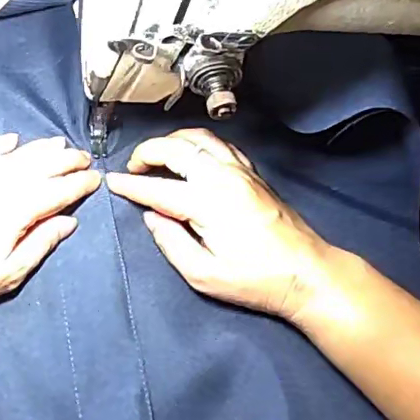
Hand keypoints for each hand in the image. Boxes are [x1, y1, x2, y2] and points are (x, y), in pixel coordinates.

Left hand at [0, 134, 100, 314]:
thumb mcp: (7, 273)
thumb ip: (41, 244)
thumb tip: (69, 221)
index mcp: (19, 207)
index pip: (60, 189)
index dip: (81, 183)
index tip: (96, 180)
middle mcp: (3, 182)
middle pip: (44, 164)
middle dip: (68, 160)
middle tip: (85, 159)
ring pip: (19, 153)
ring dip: (43, 147)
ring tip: (61, 144)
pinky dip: (4, 144)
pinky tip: (14, 140)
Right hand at [106, 128, 357, 326]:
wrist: (307, 274)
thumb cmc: (257, 280)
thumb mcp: (204, 274)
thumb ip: (171, 243)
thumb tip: (152, 218)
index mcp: (208, 202)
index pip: (158, 187)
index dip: (131, 185)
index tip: (112, 183)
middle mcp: (224, 178)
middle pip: (177, 148)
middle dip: (147, 152)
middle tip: (132, 167)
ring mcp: (242, 171)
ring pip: (200, 138)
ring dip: (172, 141)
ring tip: (156, 155)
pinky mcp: (254, 174)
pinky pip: (221, 145)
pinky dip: (199, 143)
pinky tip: (192, 154)